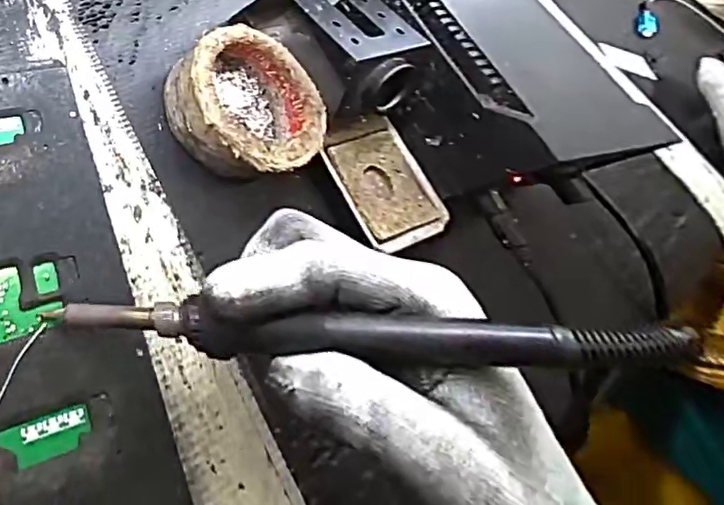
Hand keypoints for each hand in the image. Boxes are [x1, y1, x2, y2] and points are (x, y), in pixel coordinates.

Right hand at [203, 210, 592, 504]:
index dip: (264, 278)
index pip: (326, 265)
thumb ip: (374, 415)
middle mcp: (393, 287)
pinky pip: (284, 297)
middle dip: (248, 276)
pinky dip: (251, 314)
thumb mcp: (455, 465)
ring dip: (245, 293)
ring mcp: (367, 302)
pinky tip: (240, 341)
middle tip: (211, 319)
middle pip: (297, 243)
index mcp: (430, 303)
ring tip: (221, 334)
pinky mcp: (345, 325)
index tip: (220, 303)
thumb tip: (281, 367)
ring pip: (283, 261)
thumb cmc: (512, 493)